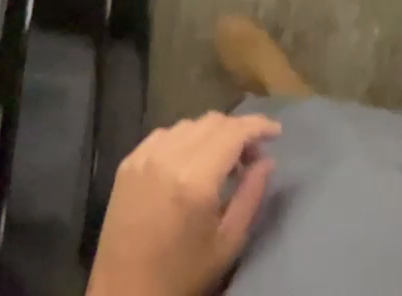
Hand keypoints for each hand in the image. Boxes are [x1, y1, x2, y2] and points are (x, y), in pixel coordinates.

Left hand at [86, 113, 280, 295]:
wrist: (125, 289)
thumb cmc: (183, 273)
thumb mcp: (228, 242)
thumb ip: (250, 195)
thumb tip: (267, 161)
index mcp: (194, 179)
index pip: (232, 133)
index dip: (257, 126)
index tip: (276, 131)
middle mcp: (166, 157)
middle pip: (210, 122)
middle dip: (237, 130)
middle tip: (252, 157)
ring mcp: (143, 156)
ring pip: (187, 125)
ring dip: (211, 133)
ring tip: (223, 161)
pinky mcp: (127, 162)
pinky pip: (163, 135)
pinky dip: (184, 139)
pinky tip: (191, 162)